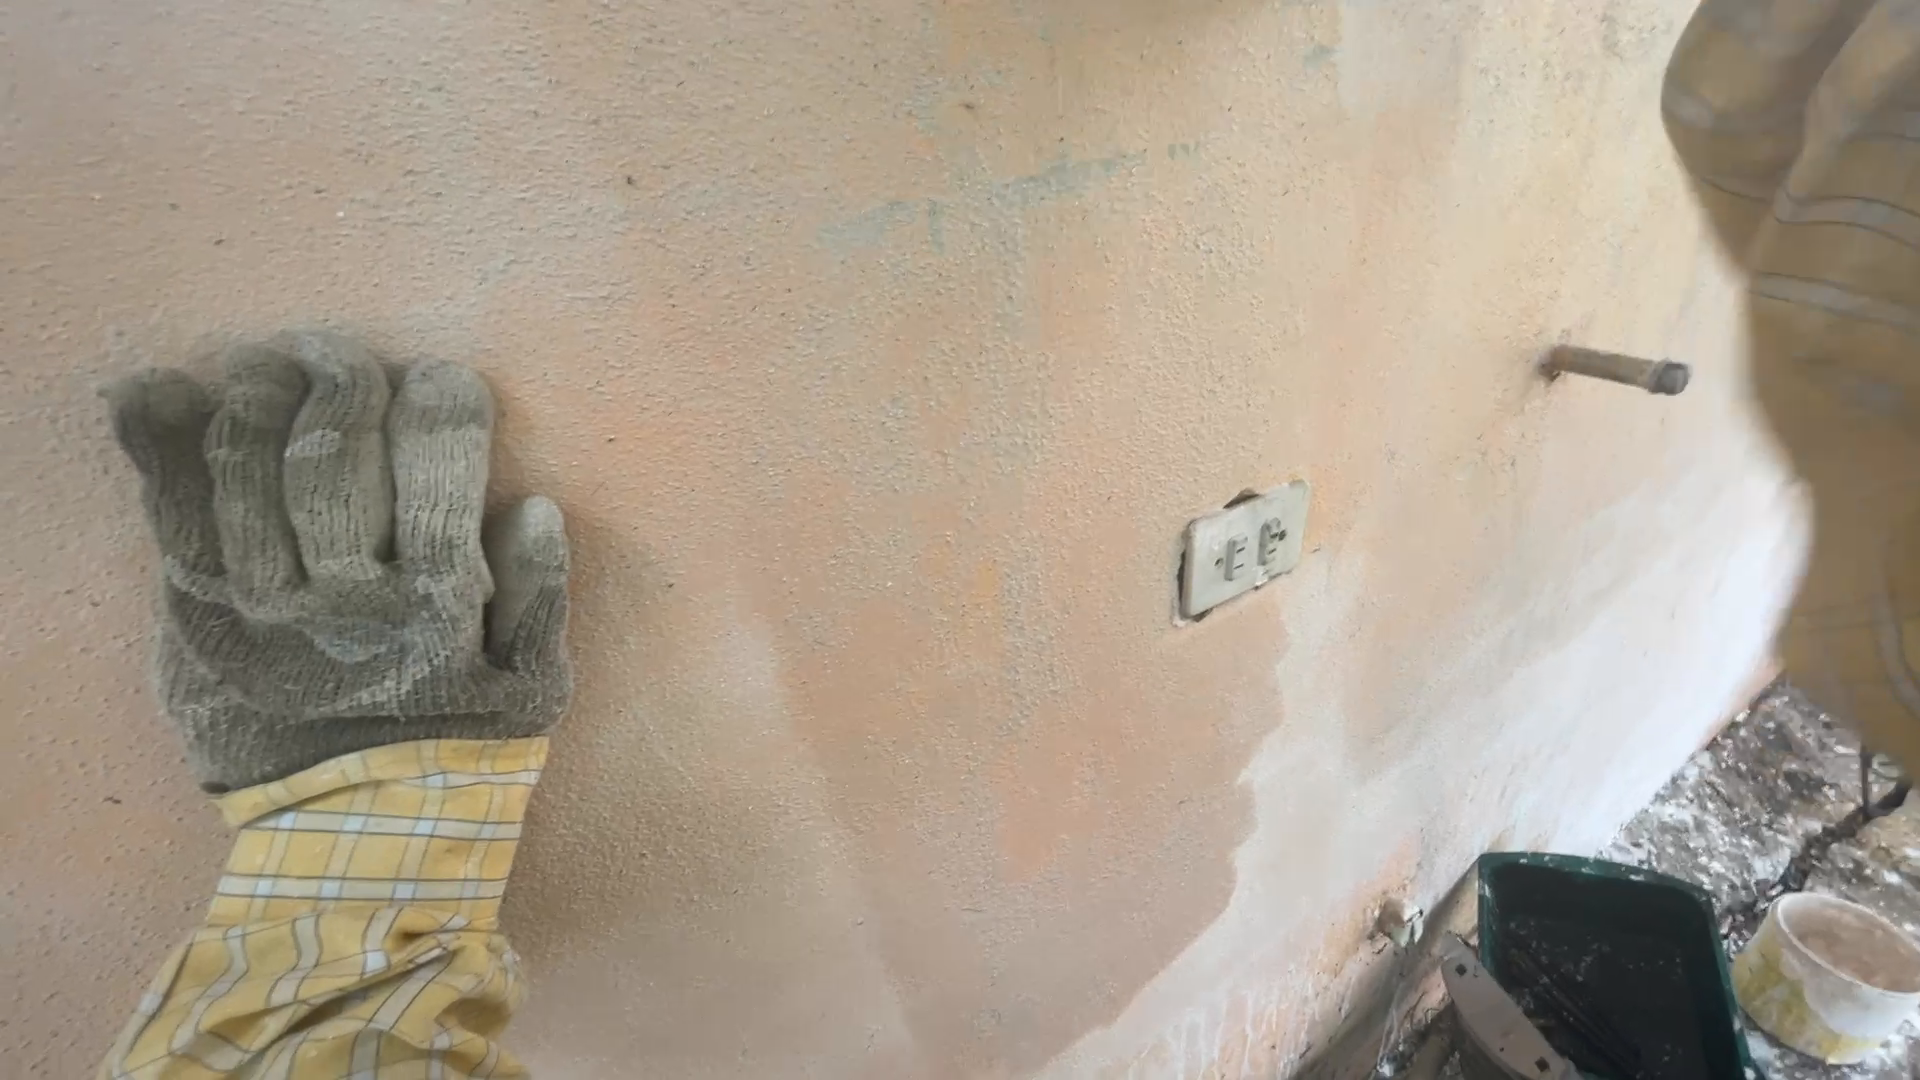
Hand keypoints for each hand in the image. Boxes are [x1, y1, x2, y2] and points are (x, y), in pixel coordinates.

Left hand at [106, 332, 570, 792]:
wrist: (361, 824)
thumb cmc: (469, 738)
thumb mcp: (540, 682)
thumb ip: (543, 596)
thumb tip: (534, 506)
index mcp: (438, 611)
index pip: (441, 492)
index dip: (443, 423)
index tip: (447, 378)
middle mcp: (344, 601)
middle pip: (338, 471)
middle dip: (346, 394)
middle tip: (349, 355)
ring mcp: (258, 608)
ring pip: (246, 482)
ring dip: (258, 403)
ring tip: (272, 359)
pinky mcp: (193, 620)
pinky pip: (166, 522)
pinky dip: (153, 450)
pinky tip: (155, 389)